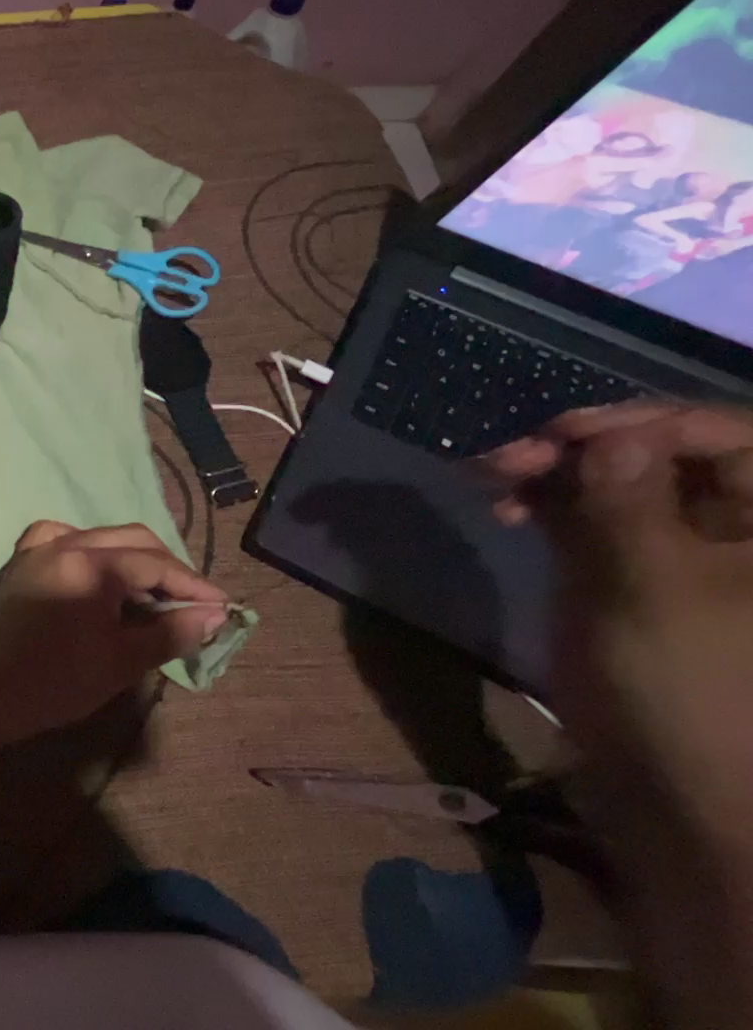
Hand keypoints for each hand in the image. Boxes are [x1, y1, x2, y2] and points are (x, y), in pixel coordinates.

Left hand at [0, 521, 229, 739]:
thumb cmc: (55, 682)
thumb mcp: (122, 661)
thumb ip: (170, 632)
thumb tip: (214, 615)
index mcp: (89, 564)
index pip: (155, 563)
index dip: (193, 585)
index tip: (222, 607)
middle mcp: (61, 543)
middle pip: (129, 540)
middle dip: (166, 568)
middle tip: (191, 603)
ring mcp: (34, 550)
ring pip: (97, 537)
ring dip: (130, 559)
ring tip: (150, 593)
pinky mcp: (18, 564)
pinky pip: (61, 541)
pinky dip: (88, 552)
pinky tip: (97, 576)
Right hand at [477, 403, 752, 775]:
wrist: (682, 795)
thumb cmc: (689, 693)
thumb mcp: (655, 593)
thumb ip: (630, 507)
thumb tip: (611, 433)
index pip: (726, 436)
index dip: (641, 421)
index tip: (552, 434)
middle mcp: (741, 530)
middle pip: (669, 453)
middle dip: (584, 445)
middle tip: (504, 458)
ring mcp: (685, 555)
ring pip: (622, 484)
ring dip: (555, 472)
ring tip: (490, 479)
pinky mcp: (633, 581)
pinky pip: (596, 520)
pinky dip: (551, 505)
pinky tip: (507, 509)